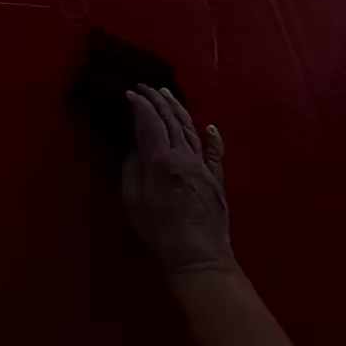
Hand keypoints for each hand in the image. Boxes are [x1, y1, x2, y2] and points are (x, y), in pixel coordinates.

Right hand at [122, 83, 233, 275]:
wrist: (200, 259)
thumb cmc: (160, 233)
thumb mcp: (133, 202)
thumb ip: (131, 169)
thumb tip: (134, 148)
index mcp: (161, 160)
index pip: (149, 122)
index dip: (139, 105)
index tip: (129, 93)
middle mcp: (184, 156)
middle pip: (170, 119)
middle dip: (156, 99)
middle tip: (145, 87)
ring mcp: (203, 166)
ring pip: (190, 128)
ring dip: (178, 108)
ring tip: (168, 94)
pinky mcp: (216, 178)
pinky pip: (214, 152)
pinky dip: (212, 136)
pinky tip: (210, 126)